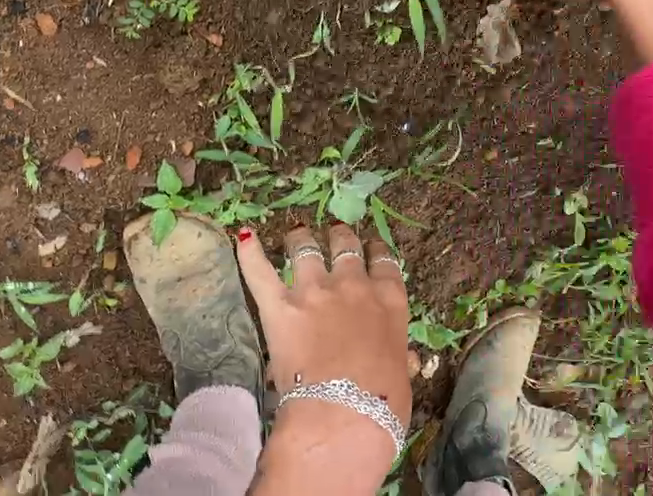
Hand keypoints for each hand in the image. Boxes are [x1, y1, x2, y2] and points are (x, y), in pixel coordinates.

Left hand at [238, 224, 409, 493]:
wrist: (341, 418)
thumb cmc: (382, 406)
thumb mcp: (402, 378)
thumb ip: (400, 359)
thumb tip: (408, 360)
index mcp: (388, 300)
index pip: (384, 261)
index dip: (375, 250)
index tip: (371, 248)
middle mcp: (353, 284)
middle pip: (346, 245)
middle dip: (339, 237)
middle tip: (333, 235)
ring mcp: (315, 291)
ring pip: (306, 248)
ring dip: (300, 239)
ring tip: (296, 234)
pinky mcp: (280, 307)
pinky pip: (261, 273)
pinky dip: (250, 254)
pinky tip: (245, 238)